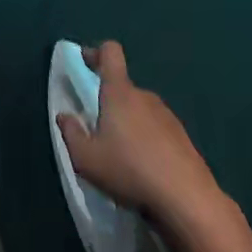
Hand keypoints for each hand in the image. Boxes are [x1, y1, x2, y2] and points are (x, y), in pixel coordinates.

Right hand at [55, 42, 219, 216]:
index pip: (110, 53)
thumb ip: (70, 133)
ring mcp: (167, 116)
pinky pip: (156, 128)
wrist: (186, 199)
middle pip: (123, 86)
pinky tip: (142, 167)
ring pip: (140, 109)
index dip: (96, 53)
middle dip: (108, 101)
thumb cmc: (129, 170)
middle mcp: (145, 96)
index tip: (84, 62)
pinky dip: (146, 140)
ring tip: (120, 154)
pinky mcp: (182, 137)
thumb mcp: (86, 158)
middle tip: (96, 129)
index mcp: (119, 93)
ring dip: (127, 122)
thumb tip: (65, 116)